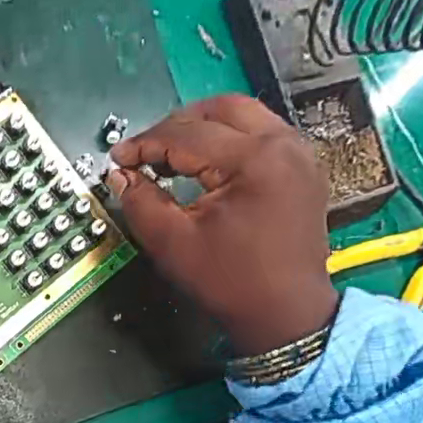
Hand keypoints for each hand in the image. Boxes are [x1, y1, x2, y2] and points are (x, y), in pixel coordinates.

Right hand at [107, 95, 338, 354]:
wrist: (283, 313)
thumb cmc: (229, 283)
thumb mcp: (173, 245)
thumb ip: (142, 204)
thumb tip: (121, 176)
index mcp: (253, 160)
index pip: (187, 135)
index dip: (145, 144)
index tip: (118, 157)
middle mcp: (283, 144)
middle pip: (220, 109)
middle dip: (175, 125)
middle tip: (144, 151)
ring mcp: (299, 154)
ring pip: (245, 116)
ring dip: (204, 128)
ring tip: (172, 154)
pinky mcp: (303, 169)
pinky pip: (262, 135)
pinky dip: (229, 141)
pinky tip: (207, 165)